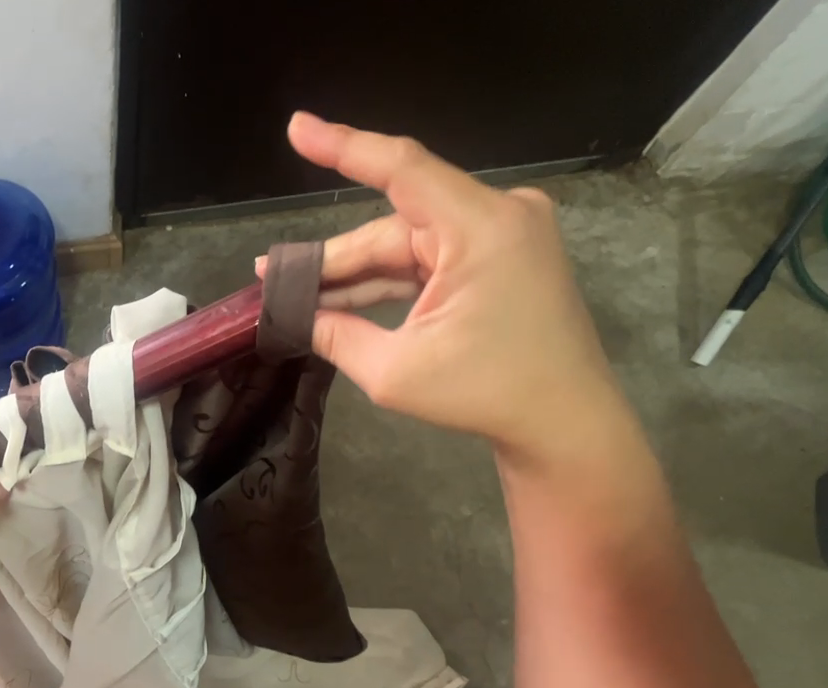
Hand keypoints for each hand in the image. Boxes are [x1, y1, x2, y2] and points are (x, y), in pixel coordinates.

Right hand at [264, 113, 635, 467]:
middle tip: (267, 279)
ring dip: (349, 275)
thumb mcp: (393, 371)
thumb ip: (336, 334)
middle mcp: (495, 217)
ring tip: (288, 296)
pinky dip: (379, 283)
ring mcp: (498, 236)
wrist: (560, 419)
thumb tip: (289, 315)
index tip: (296, 129)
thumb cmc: (483, 393)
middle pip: (389, 227)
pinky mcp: (494, 258)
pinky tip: (331, 302)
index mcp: (482, 229)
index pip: (402, 169)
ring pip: (400, 247)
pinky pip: (421, 261)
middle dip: (329, 259)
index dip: (343, 147)